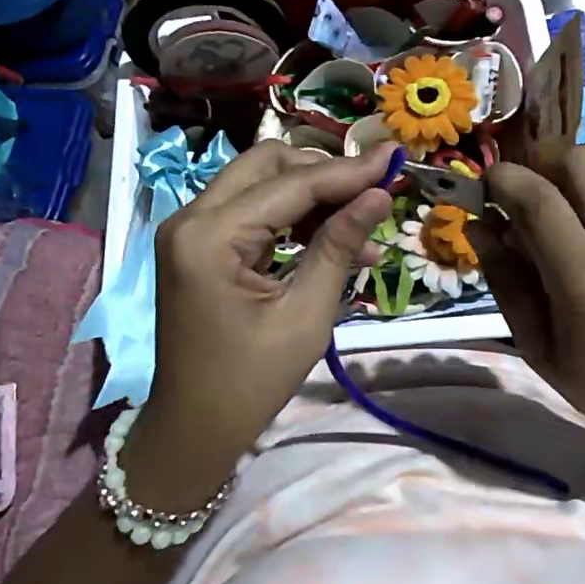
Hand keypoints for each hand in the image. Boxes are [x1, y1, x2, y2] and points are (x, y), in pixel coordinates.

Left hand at [151, 142, 395, 418]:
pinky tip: (333, 242)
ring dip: (311, 197)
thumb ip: (338, 246)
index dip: (347, 171)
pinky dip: (292, 220)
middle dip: (323, 174)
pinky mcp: (198, 245)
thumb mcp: (305, 314)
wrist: (195, 426)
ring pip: (260, 184)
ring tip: (362, 229)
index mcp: (209, 236)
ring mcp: (190, 230)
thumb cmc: (251, 380)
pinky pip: (252, 212)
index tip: (394, 157)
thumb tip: (379, 195)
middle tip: (371, 192)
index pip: (290, 184)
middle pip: (267, 165)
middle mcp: (191, 218)